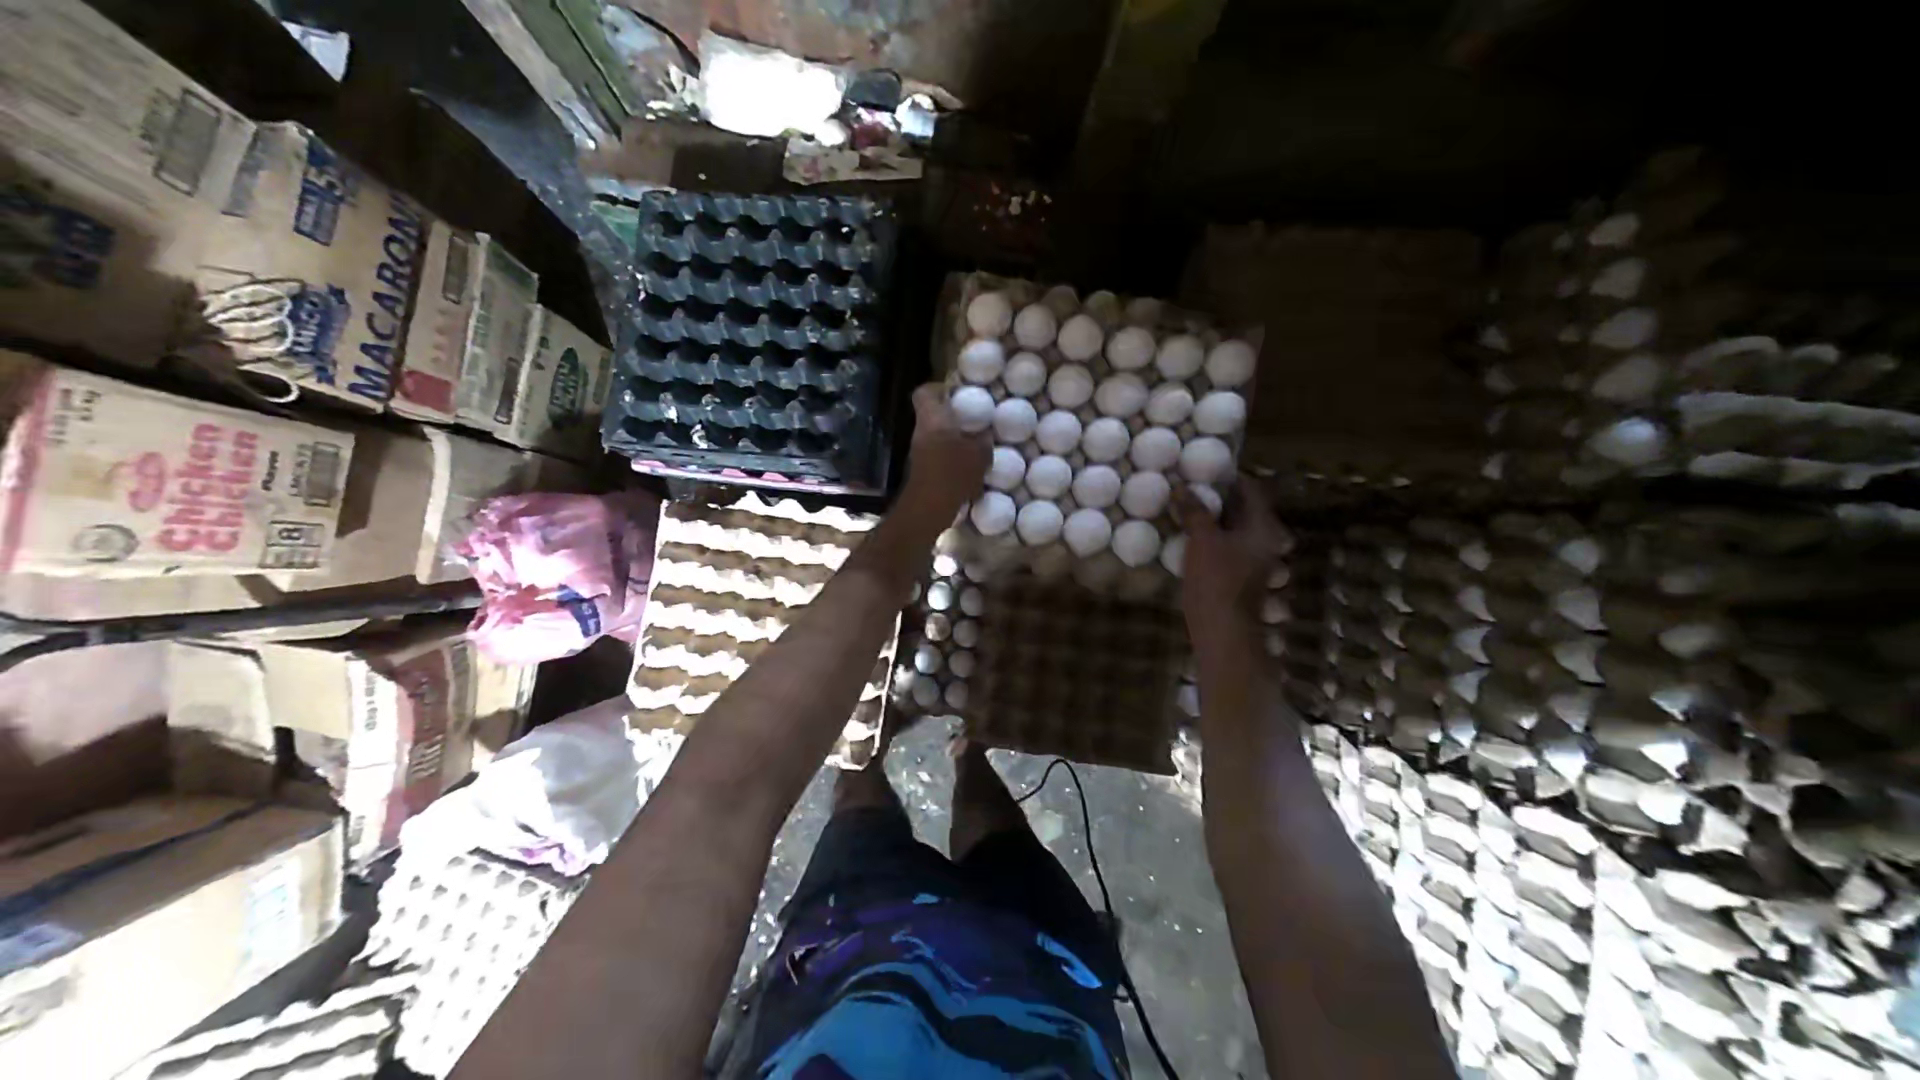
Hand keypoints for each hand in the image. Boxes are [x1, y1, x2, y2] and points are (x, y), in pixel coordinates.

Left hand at [900, 383, 989, 526]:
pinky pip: (937, 454)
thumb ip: (984, 440)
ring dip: (953, 436)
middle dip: (951, 414)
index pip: (924, 392)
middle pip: (932, 414)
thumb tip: (985, 433)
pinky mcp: (922, 470)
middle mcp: (921, 431)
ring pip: (935, 435)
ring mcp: (919, 452)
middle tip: (974, 418)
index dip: (939, 388)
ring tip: (975, 442)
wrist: (928, 508)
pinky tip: (969, 465)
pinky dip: (951, 455)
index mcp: (933, 419)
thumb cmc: (953, 473)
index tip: (958, 392)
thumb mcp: (980, 454)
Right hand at [1173, 477, 1291, 634]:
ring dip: (1227, 528)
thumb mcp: (1201, 540)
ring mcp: (1264, 567)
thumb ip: (1194, 511)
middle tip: (1201, 497)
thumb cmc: (1216, 580)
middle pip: (1252, 514)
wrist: (1223, 631)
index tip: (1209, 474)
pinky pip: (1240, 556)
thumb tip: (1181, 486)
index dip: (1232, 479)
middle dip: (1228, 504)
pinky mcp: (1251, 584)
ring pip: (1246, 537)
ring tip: (1201, 523)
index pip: (1253, 491)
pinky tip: (1204, 550)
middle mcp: (1271, 545)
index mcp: (1266, 528)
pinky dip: (1225, 549)